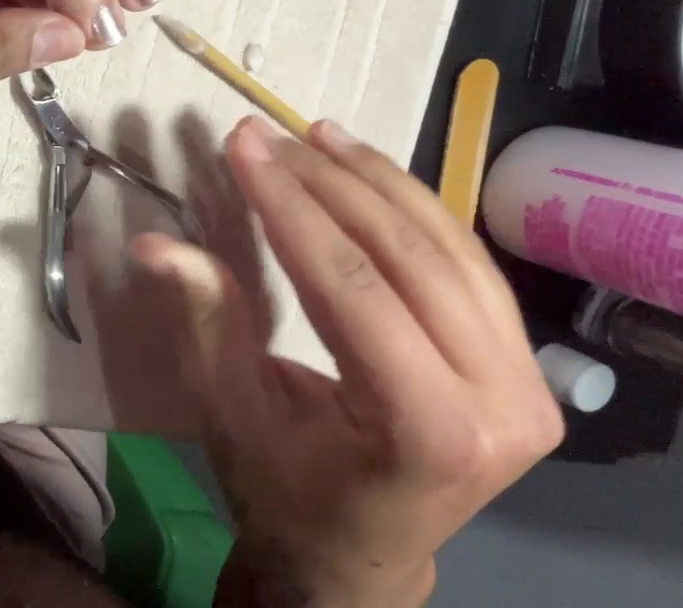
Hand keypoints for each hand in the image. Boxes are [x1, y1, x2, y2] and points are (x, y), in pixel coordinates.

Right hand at [133, 118, 561, 605]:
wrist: (356, 549)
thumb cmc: (280, 484)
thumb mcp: (229, 407)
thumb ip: (206, 316)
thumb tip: (152, 243)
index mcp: (423, 427)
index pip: (351, 285)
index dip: (288, 206)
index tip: (242, 145)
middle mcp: (500, 402)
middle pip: (410, 257)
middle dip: (330, 183)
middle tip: (267, 134)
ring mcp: (530, 385)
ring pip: (453, 249)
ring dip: (379, 181)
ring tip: (317, 133)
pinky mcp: (527, 367)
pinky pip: (470, 265)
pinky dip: (415, 208)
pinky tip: (367, 170)